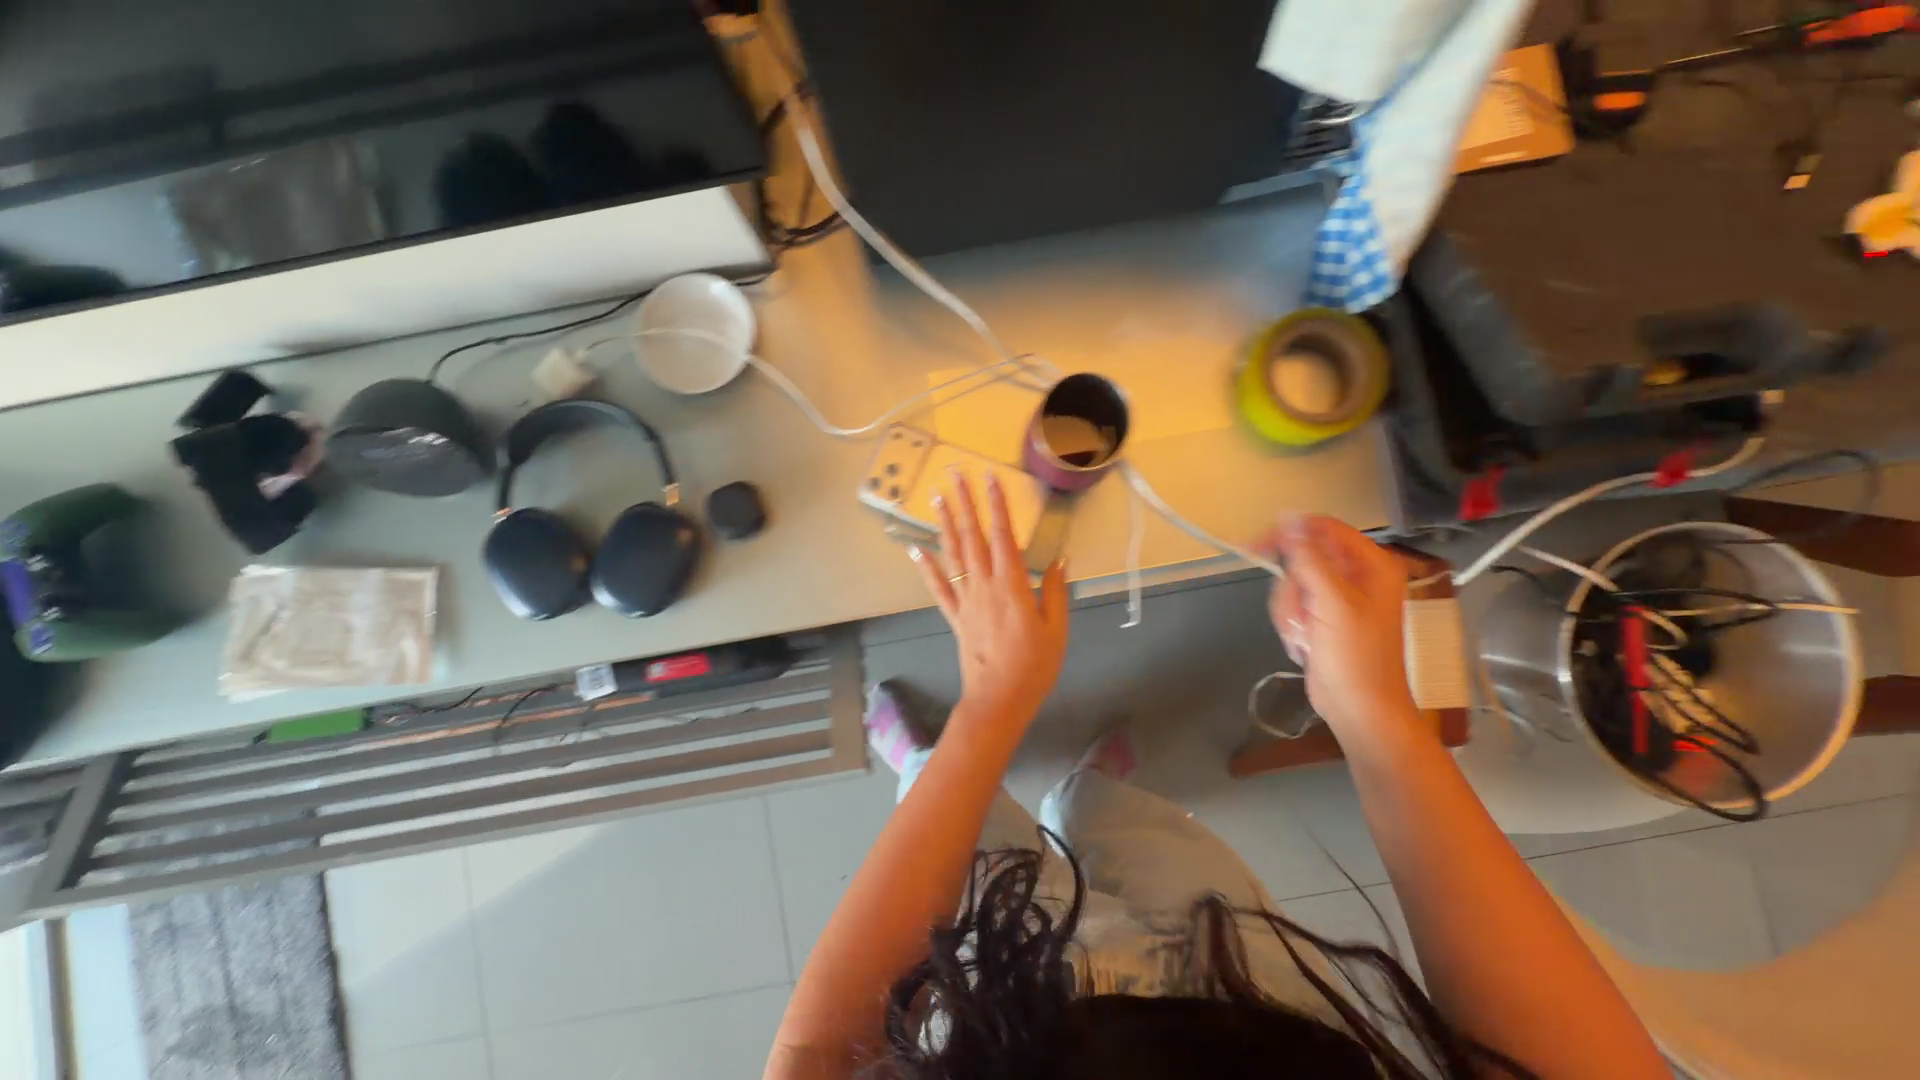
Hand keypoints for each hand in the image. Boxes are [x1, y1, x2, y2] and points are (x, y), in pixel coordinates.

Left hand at [910, 471, 1069, 731]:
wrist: (999, 699)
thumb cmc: (1034, 666)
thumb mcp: (1057, 629)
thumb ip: (1057, 592)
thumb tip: (1061, 559)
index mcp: (1012, 586)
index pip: (1003, 536)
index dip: (997, 505)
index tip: (990, 478)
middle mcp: (984, 586)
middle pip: (973, 537)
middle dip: (965, 503)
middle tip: (955, 473)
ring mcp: (966, 601)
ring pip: (953, 555)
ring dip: (945, 524)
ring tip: (936, 498)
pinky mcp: (955, 617)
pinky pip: (939, 587)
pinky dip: (926, 567)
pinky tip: (915, 548)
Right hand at [1260, 515, 1418, 736]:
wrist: (1359, 709)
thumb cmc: (1355, 657)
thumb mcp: (1332, 603)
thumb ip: (1309, 558)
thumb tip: (1290, 518)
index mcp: (1371, 565)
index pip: (1324, 529)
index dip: (1290, 533)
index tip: (1257, 545)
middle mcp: (1356, 576)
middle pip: (1302, 559)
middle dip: (1292, 590)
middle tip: (1300, 615)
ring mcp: (1338, 599)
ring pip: (1292, 585)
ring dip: (1290, 611)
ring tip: (1306, 637)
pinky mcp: (1322, 619)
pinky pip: (1292, 606)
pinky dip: (1292, 625)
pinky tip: (1305, 645)